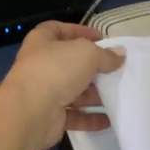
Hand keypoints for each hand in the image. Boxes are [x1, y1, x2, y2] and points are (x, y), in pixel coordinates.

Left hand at [0, 21, 123, 149]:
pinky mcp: (50, 116)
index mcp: (42, 41)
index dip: (79, 31)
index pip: (59, 29)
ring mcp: (44, 92)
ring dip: (94, 94)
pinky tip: (109, 119)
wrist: (30, 113)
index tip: (102, 39)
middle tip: (115, 70)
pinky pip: (74, 115)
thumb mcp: (87, 53)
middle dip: (93, 67)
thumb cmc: (56, 70)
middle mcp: (40, 65)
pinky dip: (90, 118)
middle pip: (70, 62)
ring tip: (117, 94)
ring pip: (73, 90)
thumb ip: (105, 54)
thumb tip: (119, 55)